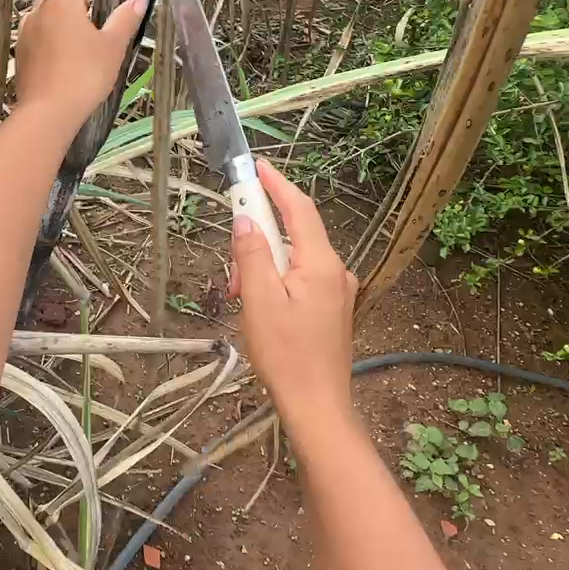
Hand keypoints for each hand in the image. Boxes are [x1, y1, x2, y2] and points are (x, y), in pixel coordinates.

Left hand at [13, 0, 146, 124]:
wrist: (48, 112)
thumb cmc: (85, 75)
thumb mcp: (113, 47)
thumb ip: (125, 19)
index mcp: (61, 2)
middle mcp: (38, 12)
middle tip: (91, 9)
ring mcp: (25, 34)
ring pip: (41, 14)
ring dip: (57, 16)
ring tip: (76, 32)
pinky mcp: (19, 55)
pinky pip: (34, 36)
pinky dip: (47, 36)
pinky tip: (60, 54)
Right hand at [228, 159, 357, 418]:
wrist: (316, 403)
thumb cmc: (285, 353)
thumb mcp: (259, 300)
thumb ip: (252, 255)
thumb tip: (245, 220)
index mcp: (320, 263)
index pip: (299, 209)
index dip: (276, 184)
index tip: (256, 166)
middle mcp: (336, 270)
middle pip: (295, 234)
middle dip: (259, 238)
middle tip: (232, 268)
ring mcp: (337, 291)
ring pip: (295, 259)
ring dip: (263, 265)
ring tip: (240, 295)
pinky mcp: (332, 309)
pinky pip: (301, 279)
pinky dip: (275, 280)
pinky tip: (257, 304)